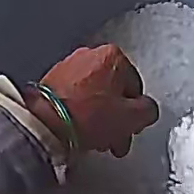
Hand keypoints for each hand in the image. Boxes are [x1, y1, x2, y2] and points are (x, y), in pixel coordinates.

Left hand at [29, 44, 159, 156]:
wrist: (44, 123)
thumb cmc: (85, 116)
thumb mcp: (133, 117)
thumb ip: (148, 110)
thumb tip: (146, 110)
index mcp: (113, 56)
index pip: (136, 87)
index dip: (135, 113)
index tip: (129, 128)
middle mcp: (89, 55)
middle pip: (113, 91)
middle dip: (115, 117)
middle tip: (114, 136)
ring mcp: (67, 67)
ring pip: (93, 95)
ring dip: (98, 118)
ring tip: (95, 138)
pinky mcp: (51, 81)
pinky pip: (73, 98)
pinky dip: (79, 113)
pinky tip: (78, 131)